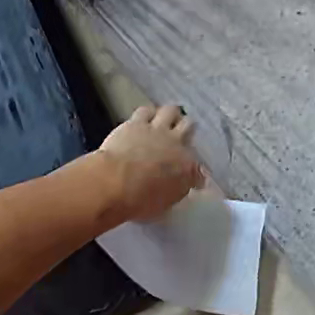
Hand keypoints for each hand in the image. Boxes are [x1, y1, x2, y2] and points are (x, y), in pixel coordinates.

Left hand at [93, 104, 206, 222]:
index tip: (191, 178)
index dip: (194, 172)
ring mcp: (157, 130)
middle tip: (179, 135)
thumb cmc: (141, 202)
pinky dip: (147, 114)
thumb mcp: (164, 204)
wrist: (117, 183)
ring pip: (171, 111)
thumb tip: (176, 187)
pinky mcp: (137, 122)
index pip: (197, 168)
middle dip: (186, 130)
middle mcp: (177, 144)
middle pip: (189, 127)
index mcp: (188, 168)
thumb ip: (174, 192)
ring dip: (169, 115)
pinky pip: (146, 110)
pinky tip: (144, 118)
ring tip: (164, 120)